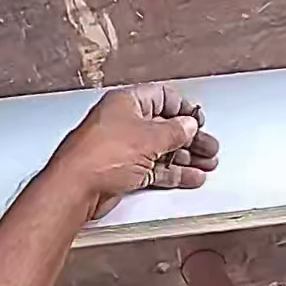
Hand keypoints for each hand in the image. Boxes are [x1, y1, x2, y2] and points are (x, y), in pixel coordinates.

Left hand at [48, 84, 220, 218]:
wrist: (76, 188)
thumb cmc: (98, 156)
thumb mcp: (148, 137)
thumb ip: (173, 131)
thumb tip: (188, 126)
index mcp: (126, 103)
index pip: (162, 98)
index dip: (184, 109)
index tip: (199, 121)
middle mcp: (123, 124)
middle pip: (164, 127)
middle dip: (190, 139)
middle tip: (209, 148)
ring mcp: (122, 149)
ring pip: (160, 151)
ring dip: (185, 158)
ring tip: (206, 164)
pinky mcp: (121, 172)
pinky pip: (153, 170)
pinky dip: (172, 174)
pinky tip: (190, 177)